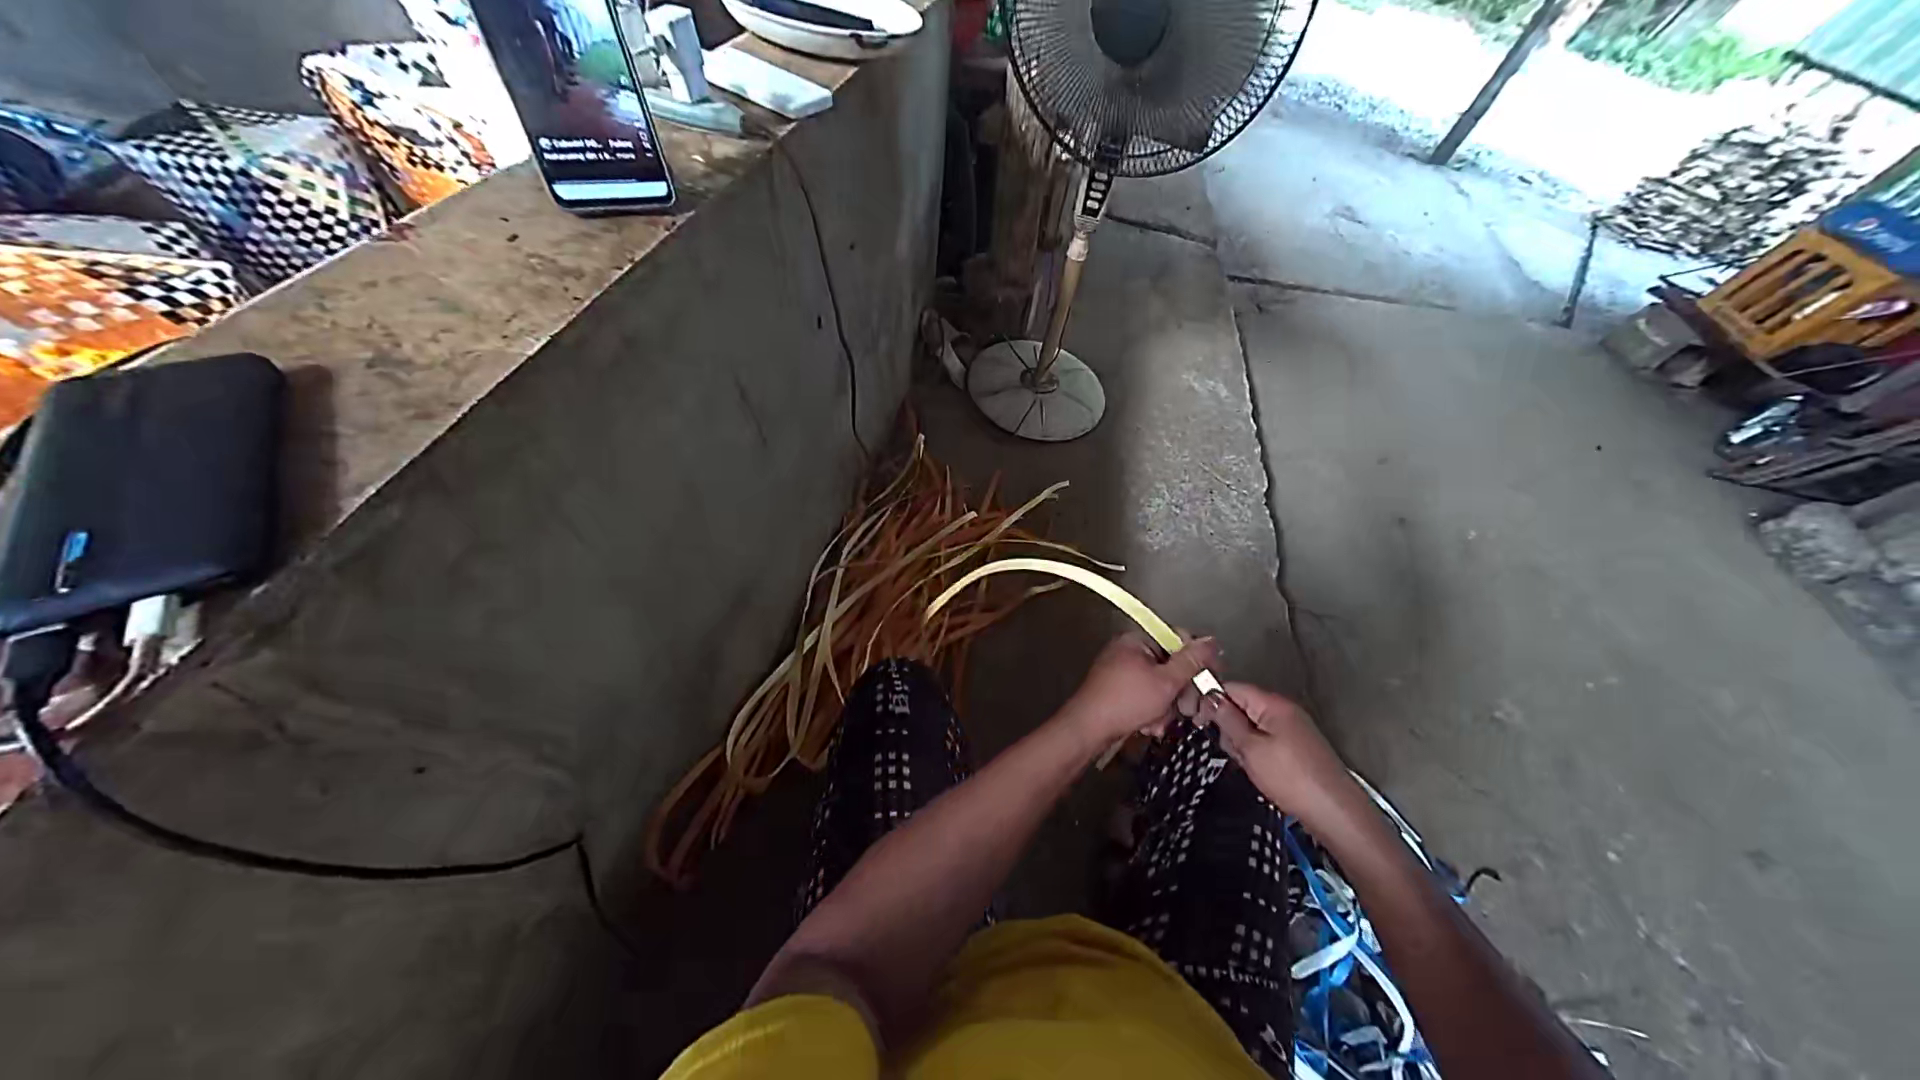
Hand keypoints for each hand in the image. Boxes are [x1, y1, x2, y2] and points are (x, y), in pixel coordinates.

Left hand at [1054, 632, 1219, 750]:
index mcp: (1138, 640)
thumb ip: (1191, 661)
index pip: (1179, 640)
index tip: (1211, 681)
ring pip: (1161, 685)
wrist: (1089, 729)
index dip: (1198, 661)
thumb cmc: (1127, 701)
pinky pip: (1146, 696)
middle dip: (1180, 692)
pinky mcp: (1119, 691)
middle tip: (1186, 710)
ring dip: (1166, 707)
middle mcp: (1130, 651)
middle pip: (1172, 666)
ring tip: (1158, 721)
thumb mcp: (1166, 681)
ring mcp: (1122, 671)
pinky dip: (1151, 712)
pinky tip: (1148, 726)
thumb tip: (1212, 640)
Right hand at [1200, 682, 1362, 833]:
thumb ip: (1227, 720)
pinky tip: (1259, 771)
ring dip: (1242, 742)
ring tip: (1248, 764)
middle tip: (1231, 750)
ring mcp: (1292, 729)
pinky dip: (1256, 752)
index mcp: (1273, 704)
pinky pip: (1265, 740)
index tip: (1196, 719)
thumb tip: (1210, 696)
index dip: (1211, 699)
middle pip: (1242, 706)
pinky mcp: (1296, 748)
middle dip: (1228, 726)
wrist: (1335, 813)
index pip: (1233, 688)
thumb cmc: (1290, 777)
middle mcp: (1284, 711)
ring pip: (1252, 726)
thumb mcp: (1250, 748)